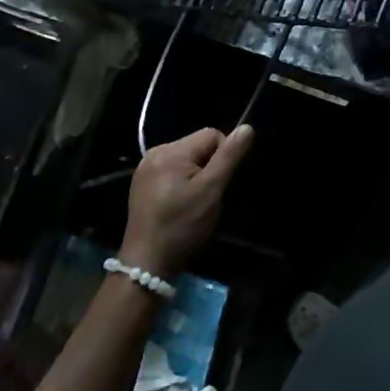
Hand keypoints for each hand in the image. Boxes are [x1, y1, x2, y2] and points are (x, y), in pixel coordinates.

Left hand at [120, 125, 254, 277]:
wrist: (147, 262)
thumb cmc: (182, 225)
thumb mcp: (211, 190)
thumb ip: (229, 157)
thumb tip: (247, 128)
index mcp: (171, 151)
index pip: (211, 134)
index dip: (224, 155)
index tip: (218, 184)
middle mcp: (155, 152)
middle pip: (197, 145)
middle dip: (208, 166)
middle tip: (207, 196)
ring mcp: (146, 168)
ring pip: (186, 159)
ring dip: (196, 174)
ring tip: (193, 201)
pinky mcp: (143, 184)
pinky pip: (172, 170)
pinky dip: (182, 182)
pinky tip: (179, 203)